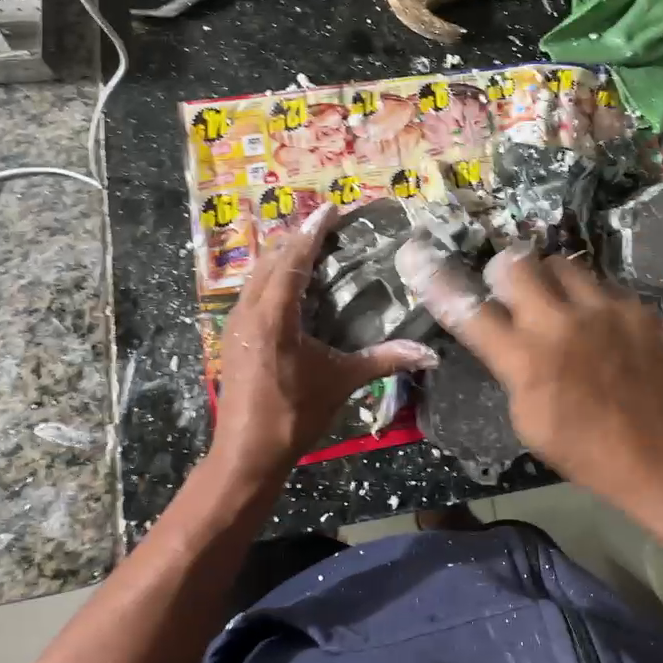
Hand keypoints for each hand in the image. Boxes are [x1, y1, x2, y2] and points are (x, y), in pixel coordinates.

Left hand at [208, 204, 440, 482]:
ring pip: (258, 274)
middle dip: (298, 238)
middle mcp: (249, 310)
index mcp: (274, 314)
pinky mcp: (233, 337)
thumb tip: (429, 352)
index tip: (331, 207)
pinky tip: (291, 286)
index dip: (313, 230)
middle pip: (272, 258)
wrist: (246, 455)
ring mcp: (235, 323)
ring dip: (283, 257)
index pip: (294, 258)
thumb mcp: (341, 382)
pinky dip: (272, 278)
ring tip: (311, 248)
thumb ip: (384, 360)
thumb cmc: (293, 415)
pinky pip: (252, 292)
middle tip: (327, 226)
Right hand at [396, 239, 662, 499]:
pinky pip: (598, 283)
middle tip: (510, 290)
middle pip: (515, 263)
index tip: (414, 253)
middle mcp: (560, 324)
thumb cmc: (585, 450)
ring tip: (558, 305)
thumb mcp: (526, 417)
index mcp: (525, 361)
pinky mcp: (635, 307)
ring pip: (560, 263)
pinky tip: (597, 326)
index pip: (468, 310)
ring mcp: (603, 310)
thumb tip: (499, 330)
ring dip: (549, 279)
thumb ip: (508, 364)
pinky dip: (587, 298)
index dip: (437, 280)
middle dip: (504, 271)